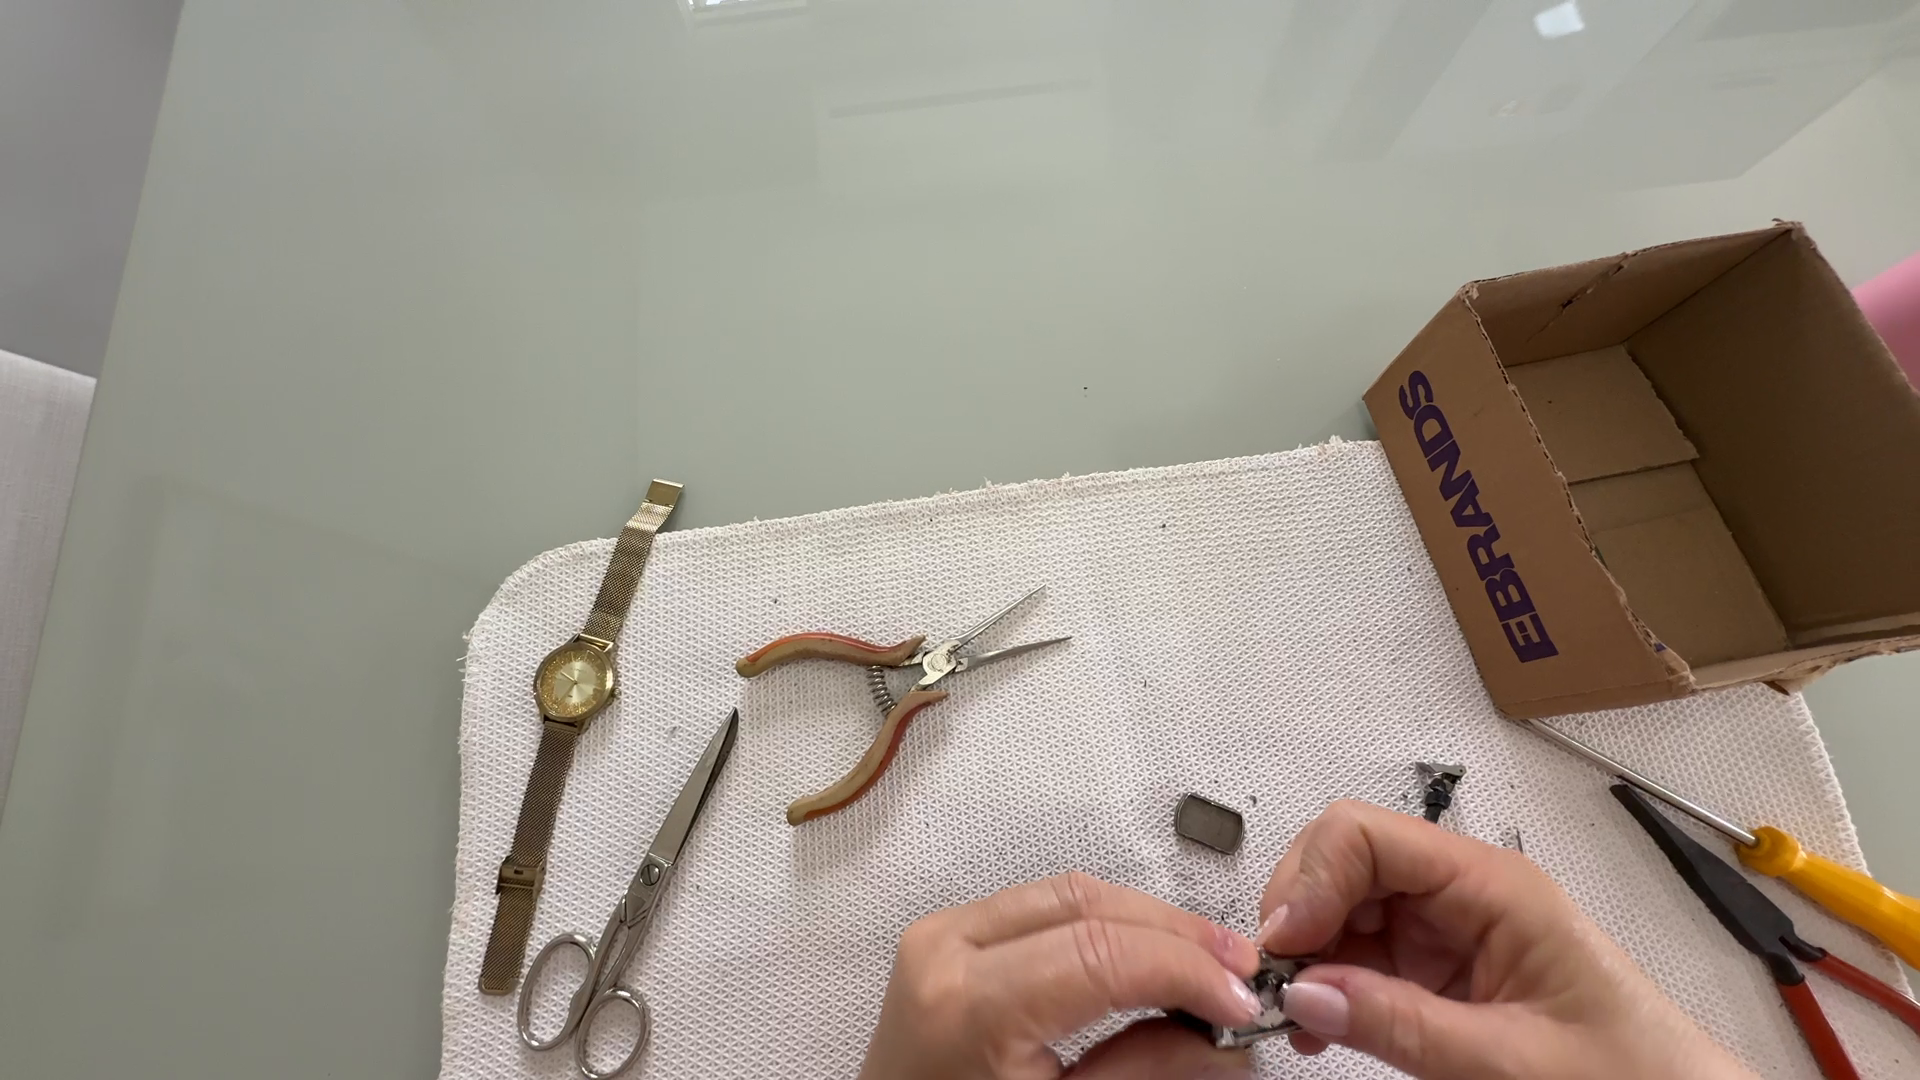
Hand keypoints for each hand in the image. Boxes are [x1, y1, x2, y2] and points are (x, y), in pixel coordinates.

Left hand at [858, 873, 1264, 1078]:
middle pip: (1082, 902)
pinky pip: (1038, 906)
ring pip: (1064, 891)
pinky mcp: (949, 932)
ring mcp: (942, 931)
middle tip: (1236, 964)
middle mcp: (947, 947)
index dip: (1181, 966)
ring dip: (1140, 916)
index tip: (1239, 997)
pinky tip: (1141, 944)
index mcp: (967, 1006)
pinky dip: (1099, 919)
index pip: (1096, 953)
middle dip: (1170, 929)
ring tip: (1202, 952)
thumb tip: (1221, 1032)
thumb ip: (1143, 1070)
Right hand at [1257, 800, 1757, 1079]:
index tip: (1286, 944)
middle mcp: (1451, 888)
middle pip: (1339, 858)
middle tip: (1278, 976)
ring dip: (1302, 949)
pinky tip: (1313, 1021)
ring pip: (1334, 903)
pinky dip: (1320, 978)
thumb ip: (1403, 1026)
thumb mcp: (1517, 1065)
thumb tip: (1301, 992)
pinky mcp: (1424, 962)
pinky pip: (1350, 950)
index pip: (1365, 835)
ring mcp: (1434, 924)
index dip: (1312, 877)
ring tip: (1292, 1011)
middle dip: (1297, 908)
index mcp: (1486, 883)